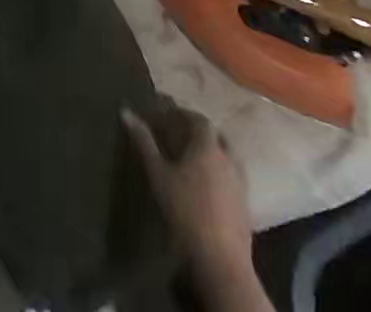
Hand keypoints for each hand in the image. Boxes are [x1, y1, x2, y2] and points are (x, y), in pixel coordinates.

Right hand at [121, 105, 254, 267]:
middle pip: (216, 135)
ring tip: (190, 159)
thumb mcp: (158, 173)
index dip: (182, 113)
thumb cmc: (184, 210)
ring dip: (210, 151)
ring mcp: (241, 182)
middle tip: (176, 135)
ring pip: (227, 156)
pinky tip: (205, 185)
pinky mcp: (245, 204)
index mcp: (208, 147)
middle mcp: (229, 159)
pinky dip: (218, 171)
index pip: (199, 119)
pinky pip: (232, 175)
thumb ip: (143, 142)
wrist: (220, 258)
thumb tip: (126, 112)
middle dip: (197, 131)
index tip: (165, 115)